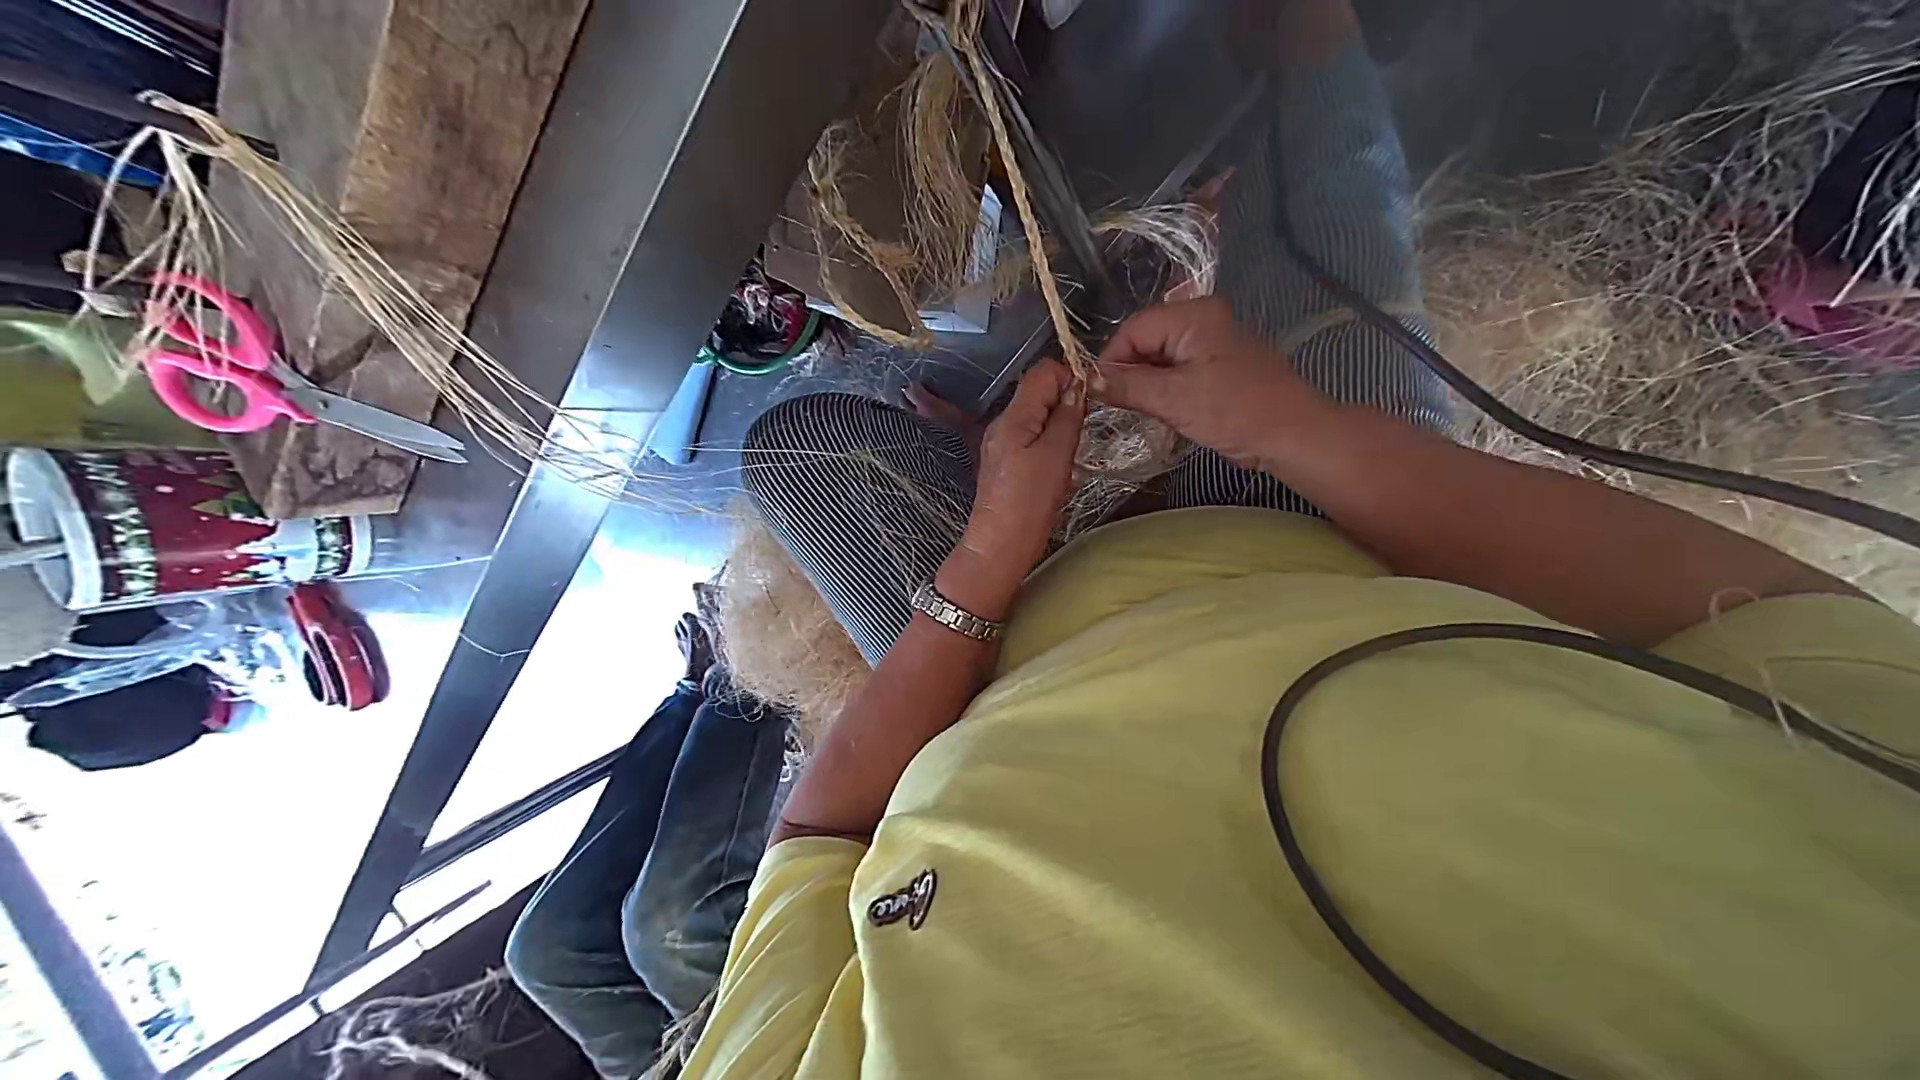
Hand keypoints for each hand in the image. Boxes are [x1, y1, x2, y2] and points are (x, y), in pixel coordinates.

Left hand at [942, 358, 1084, 615]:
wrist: (1000, 546)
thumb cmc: (1029, 503)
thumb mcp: (1056, 455)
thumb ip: (1067, 418)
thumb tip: (1077, 387)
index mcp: (1013, 417)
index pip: (1041, 372)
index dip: (1069, 378)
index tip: (1088, 402)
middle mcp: (1002, 424)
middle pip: (1038, 393)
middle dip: (1065, 403)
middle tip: (1083, 429)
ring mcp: (1001, 443)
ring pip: (1036, 417)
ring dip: (1059, 426)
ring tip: (1070, 451)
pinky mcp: (1005, 462)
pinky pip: (1031, 438)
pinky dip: (1048, 444)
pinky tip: (1057, 467)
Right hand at [1094, 297, 1322, 470]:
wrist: (1291, 435)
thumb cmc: (1234, 411)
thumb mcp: (1173, 399)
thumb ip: (1127, 386)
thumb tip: (1088, 380)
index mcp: (1193, 315)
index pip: (1133, 329)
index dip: (1111, 361)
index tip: (1098, 393)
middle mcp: (1201, 320)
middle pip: (1144, 341)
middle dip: (1128, 374)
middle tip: (1117, 406)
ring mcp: (1210, 343)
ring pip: (1158, 359)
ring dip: (1144, 385)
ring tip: (1140, 411)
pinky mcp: (1215, 366)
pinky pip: (1175, 372)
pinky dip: (1162, 390)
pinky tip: (1161, 411)